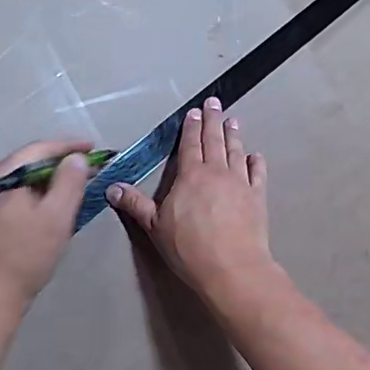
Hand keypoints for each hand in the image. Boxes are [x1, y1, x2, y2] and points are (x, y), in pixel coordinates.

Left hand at [0, 138, 96, 304]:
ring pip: (16, 184)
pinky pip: (8, 200)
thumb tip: (76, 158)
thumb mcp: (57, 216)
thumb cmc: (26, 256)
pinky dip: (29, 199)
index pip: (37, 150)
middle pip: (25, 165)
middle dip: (57, 166)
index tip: (94, 149)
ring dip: (44, 183)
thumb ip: (70, 181)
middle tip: (86, 170)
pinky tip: (44, 210)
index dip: (68, 147)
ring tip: (70, 189)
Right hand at [107, 97, 275, 299]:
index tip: (193, 112)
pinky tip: (255, 155)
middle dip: (213, 120)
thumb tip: (112, 187)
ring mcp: (240, 183)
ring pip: (236, 151)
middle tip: (214, 103)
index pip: (190, 144)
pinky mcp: (257, 197)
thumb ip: (135, 204)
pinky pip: (257, 173)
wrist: (232, 266)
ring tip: (233, 121)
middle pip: (214, 140)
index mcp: (190, 175)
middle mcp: (216, 172)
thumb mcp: (155, 226)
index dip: (191, 126)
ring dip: (234, 135)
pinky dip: (256, 162)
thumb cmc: (189, 247)